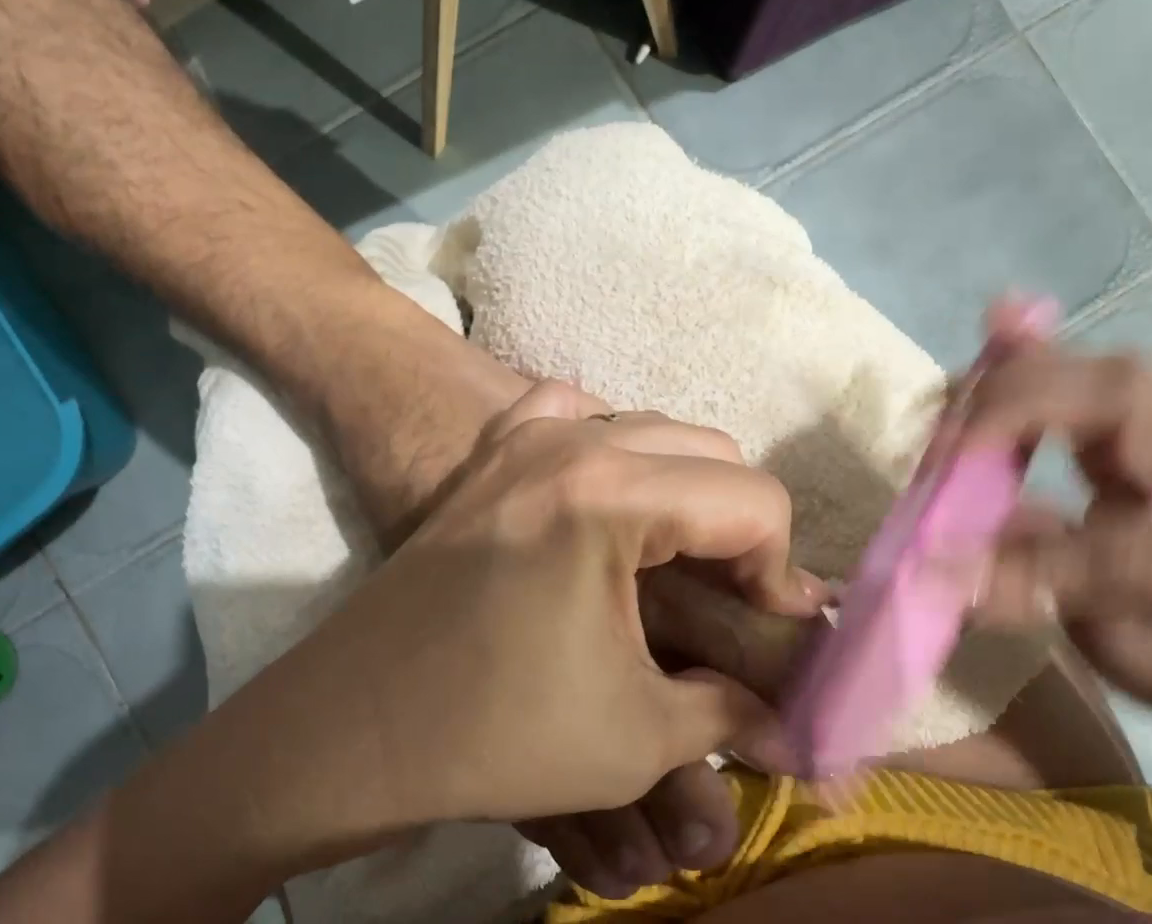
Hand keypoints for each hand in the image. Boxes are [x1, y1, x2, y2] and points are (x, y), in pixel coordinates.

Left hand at [291, 381, 825, 826]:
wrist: (357, 725)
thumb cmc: (497, 732)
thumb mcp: (639, 735)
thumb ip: (733, 713)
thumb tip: (794, 720)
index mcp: (611, 493)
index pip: (752, 497)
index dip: (779, 568)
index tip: (767, 632)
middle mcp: (570, 438)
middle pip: (708, 450)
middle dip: (738, 526)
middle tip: (731, 602)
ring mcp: (520, 437)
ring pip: (645, 428)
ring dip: (681, 486)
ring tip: (675, 560)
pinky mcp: (488, 457)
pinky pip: (569, 416)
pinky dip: (607, 447)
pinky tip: (603, 498)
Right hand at [958, 345, 1151, 773]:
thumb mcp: (1131, 661)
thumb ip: (1048, 596)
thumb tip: (943, 561)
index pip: (1134, 544)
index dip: (1033, 553)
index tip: (940, 566)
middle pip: (1132, 403)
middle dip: (1022, 407)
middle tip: (946, 443)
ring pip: (1116, 376)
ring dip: (1022, 378)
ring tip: (954, 400)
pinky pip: (1108, 378)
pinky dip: (1044, 357)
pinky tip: (999, 330)